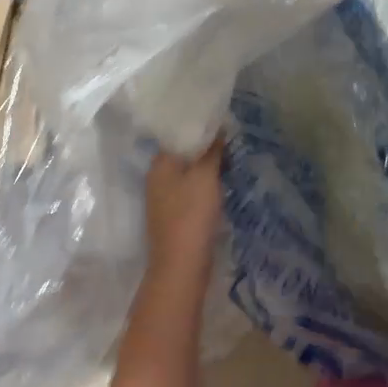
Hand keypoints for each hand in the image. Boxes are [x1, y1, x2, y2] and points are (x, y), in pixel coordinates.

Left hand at [145, 136, 224, 278]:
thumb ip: (211, 151)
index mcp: (159, 164)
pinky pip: (191, 191)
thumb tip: (217, 129)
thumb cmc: (191, 214)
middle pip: (183, 154)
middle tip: (230, 139)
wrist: (181, 265)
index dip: (199, 127)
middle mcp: (156, 179)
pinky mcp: (174, 216)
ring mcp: (164, 199)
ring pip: (188, 174)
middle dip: (205, 147)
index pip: (177, 135)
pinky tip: (221, 184)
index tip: (220, 120)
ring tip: (230, 158)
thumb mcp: (205, 176)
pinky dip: (204, 186)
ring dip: (206, 168)